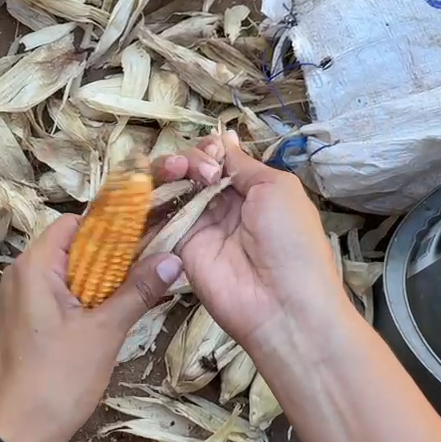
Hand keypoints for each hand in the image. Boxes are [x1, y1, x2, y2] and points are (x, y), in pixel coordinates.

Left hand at [0, 214, 182, 441]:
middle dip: (109, 256)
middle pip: (71, 246)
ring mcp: (18, 297)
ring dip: (98, 279)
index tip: (144, 239)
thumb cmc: (56, 380)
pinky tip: (107, 317)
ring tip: (133, 293)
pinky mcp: (22, 319)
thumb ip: (137, 291)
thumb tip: (173, 259)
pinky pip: (55, 293)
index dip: (109, 228)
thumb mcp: (103, 333)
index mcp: (35, 265)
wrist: (11, 434)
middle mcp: (21, 272)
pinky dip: (82, 297)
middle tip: (146, 269)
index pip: (74, 223)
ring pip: (65, 272)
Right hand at [157, 132, 351, 355]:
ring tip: (179, 172)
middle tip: (201, 171)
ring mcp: (198, 224)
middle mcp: (222, 204)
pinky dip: (150, 197)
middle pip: (192, 168)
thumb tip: (225, 136)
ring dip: (170, 170)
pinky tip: (154, 186)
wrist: (282, 304)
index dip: (210, 148)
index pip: (219, 158)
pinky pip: (159, 216)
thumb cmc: (291, 240)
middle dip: (190, 157)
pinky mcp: (178, 245)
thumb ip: (243, 163)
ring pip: (172, 186)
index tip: (213, 151)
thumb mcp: (277, 189)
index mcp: (250, 189)